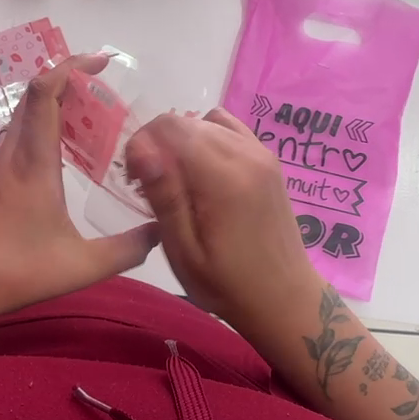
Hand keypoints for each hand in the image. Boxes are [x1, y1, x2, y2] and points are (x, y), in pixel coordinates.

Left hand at [0, 55, 159, 338]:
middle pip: (34, 96)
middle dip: (69, 81)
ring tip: (88, 124)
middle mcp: (8, 153)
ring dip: (52, 108)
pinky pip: (12, 139)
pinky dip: (37, 132)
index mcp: (32, 162)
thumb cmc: (13, 272)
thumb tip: (161, 232)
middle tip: (105, 93)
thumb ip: (128, 249)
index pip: (44, 92)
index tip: (100, 62)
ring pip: (21, 118)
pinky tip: (57, 160)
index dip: (71, 65)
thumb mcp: (81, 266)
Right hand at [124, 108, 318, 332]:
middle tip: (148, 188)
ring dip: (180, 142)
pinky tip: (202, 173)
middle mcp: (246, 155)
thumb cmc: (225, 283)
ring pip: (206, 122)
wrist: (284, 298)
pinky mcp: (268, 161)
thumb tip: (141, 148)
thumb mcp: (183, 250)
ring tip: (174, 179)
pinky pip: (229, 130)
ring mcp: (262, 154)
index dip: (141, 144)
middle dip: (157, 144)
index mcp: (223, 178)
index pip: (169, 127)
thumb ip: (164, 195)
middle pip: (186, 122)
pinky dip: (207, 140)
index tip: (134, 181)